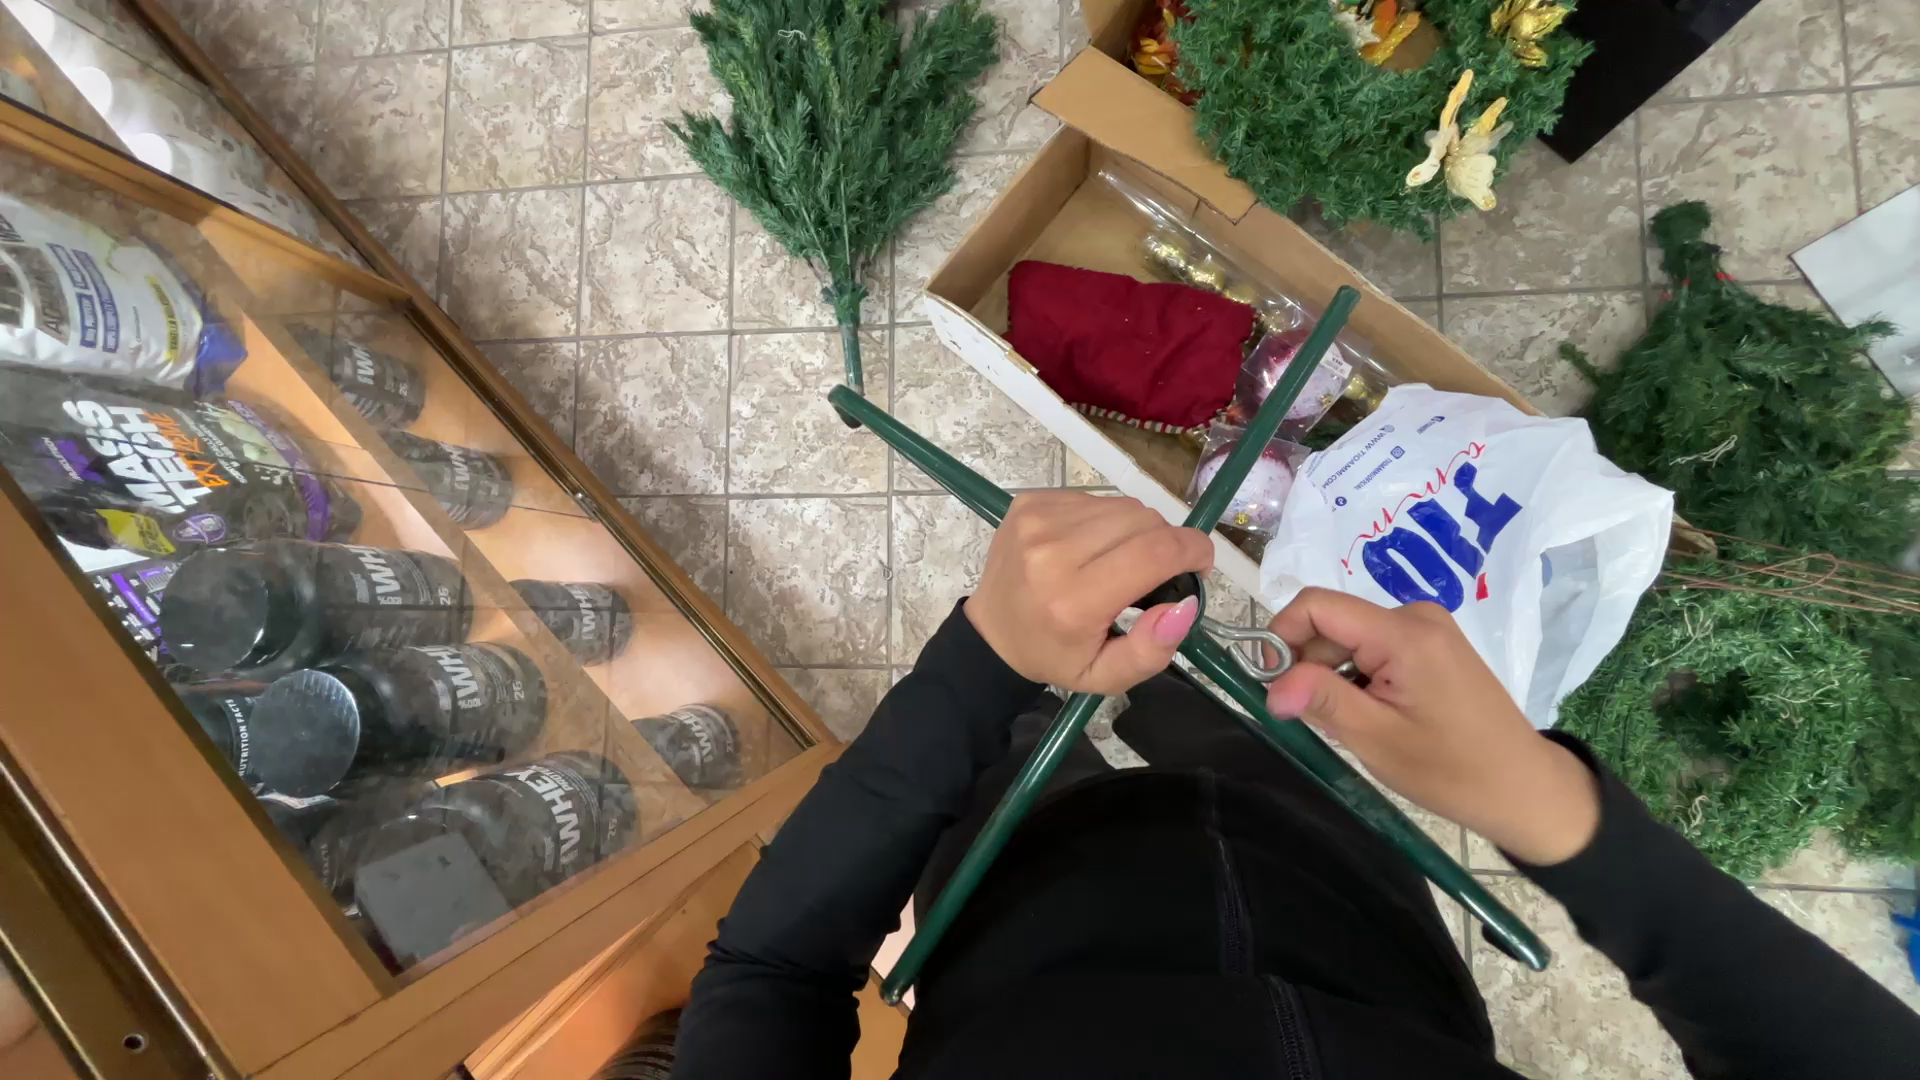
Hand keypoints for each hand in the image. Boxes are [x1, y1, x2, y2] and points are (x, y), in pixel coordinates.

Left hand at [964, 492, 1212, 694]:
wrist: (992, 632)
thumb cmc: (1052, 654)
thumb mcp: (1104, 675)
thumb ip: (1150, 650)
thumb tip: (1185, 605)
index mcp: (1074, 601)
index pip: (1154, 553)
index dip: (1193, 550)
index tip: (1201, 564)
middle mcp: (1053, 552)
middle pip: (1143, 522)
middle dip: (1166, 542)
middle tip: (1156, 571)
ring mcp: (1037, 520)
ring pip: (1121, 505)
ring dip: (1134, 529)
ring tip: (1118, 559)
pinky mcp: (1029, 502)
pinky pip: (1093, 498)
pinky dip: (1104, 519)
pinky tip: (1088, 546)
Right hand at [1263, 588, 1599, 865]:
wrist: (1529, 792)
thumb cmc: (1453, 771)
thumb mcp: (1376, 739)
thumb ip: (1320, 700)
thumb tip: (1269, 684)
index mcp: (1403, 633)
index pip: (1315, 606)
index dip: (1281, 636)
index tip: (1274, 683)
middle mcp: (1414, 616)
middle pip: (1329, 623)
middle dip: (1307, 664)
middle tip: (1311, 715)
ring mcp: (1425, 628)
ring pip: (1345, 637)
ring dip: (1331, 674)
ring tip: (1347, 720)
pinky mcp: (1430, 644)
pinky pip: (1370, 646)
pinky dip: (1354, 675)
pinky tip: (1369, 710)